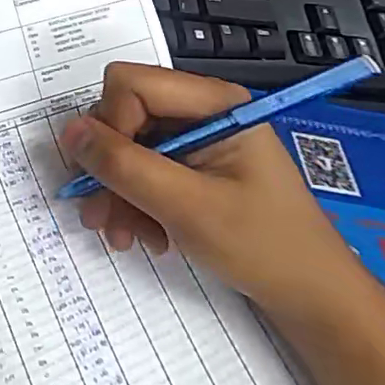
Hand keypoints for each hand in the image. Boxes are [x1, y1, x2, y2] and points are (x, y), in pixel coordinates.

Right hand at [60, 62, 357, 305]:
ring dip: (117, 191)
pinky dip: (133, 201)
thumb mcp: (188, 207)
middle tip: (101, 215)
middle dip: (109, 167)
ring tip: (123, 236)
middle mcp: (199, 110)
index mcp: (212, 101)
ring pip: (125, 145)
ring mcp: (194, 138)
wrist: (314, 300)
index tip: (109, 176)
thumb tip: (70, 133)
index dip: (110, 126)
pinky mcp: (189, 165)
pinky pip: (141, 169)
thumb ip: (125, 166)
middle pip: (122, 114)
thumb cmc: (265, 247)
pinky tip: (144, 235)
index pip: (130, 84)